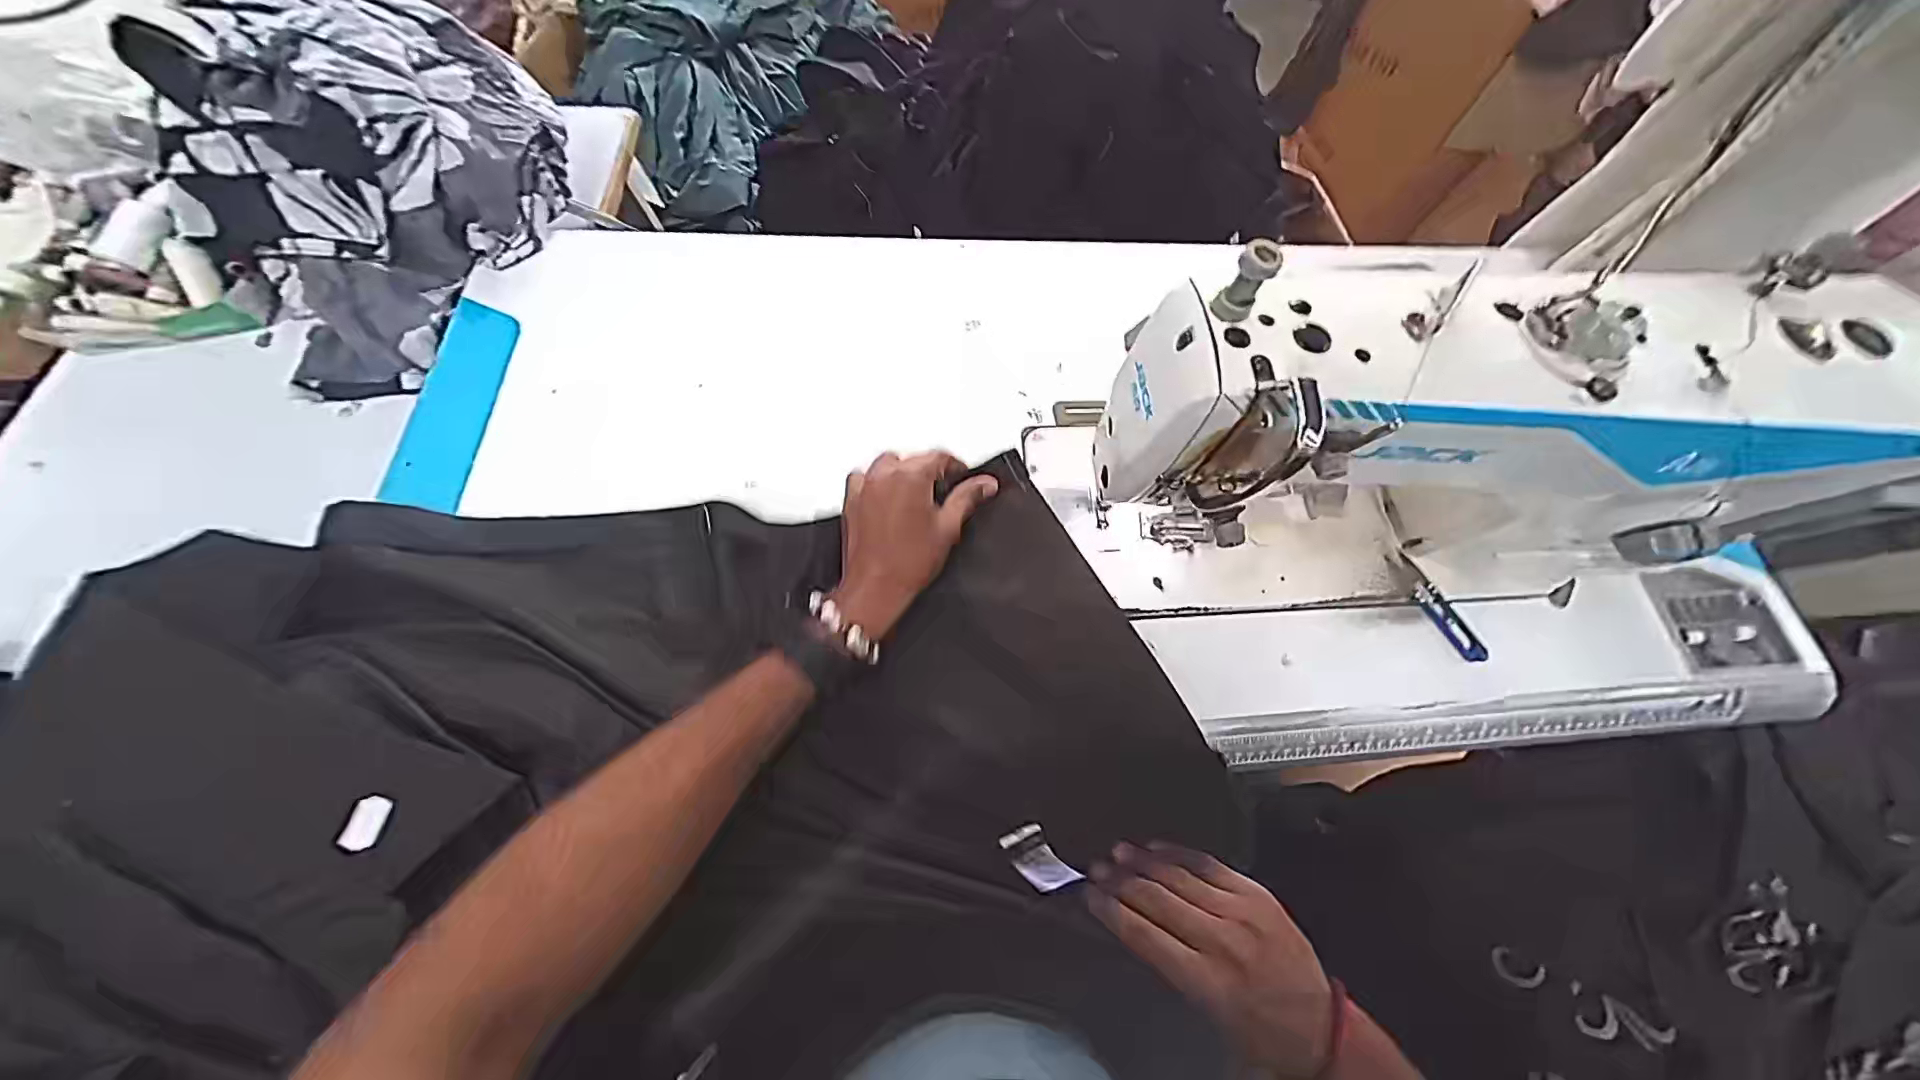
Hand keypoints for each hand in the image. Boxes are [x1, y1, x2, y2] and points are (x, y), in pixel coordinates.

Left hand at [831, 451, 997, 639]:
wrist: (875, 587)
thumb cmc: (907, 563)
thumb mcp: (948, 527)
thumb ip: (968, 498)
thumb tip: (985, 484)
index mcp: (911, 477)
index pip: (939, 456)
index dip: (955, 465)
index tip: (962, 474)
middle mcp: (884, 476)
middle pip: (913, 459)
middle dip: (930, 470)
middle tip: (943, 490)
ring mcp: (864, 487)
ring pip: (888, 465)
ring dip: (903, 473)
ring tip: (916, 495)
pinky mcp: (851, 501)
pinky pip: (864, 479)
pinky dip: (877, 483)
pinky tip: (888, 500)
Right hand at [1089, 842, 1333, 1077]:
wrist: (1324, 1031)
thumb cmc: (1264, 1035)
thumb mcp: (1207, 1016)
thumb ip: (1169, 970)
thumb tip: (1129, 927)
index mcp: (1209, 982)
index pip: (1144, 935)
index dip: (1111, 910)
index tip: (1091, 896)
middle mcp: (1224, 943)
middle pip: (1156, 899)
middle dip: (1119, 881)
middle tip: (1096, 869)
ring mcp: (1243, 913)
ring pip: (1179, 876)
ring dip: (1142, 861)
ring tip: (1118, 851)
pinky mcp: (1257, 895)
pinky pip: (1209, 864)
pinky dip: (1179, 854)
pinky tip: (1158, 848)